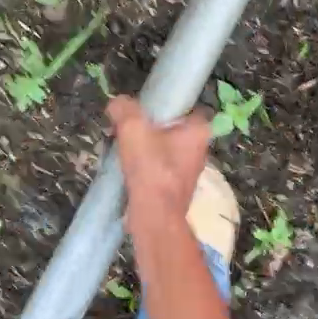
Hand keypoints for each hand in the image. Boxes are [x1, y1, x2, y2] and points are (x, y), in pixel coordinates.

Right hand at [108, 96, 210, 220]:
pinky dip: (144, 168)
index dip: (165, 106)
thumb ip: (124, 109)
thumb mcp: (133, 129)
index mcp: (199, 132)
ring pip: (163, 150)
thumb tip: (117, 103)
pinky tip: (125, 170)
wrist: (154, 215)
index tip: (145, 111)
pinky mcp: (176, 189)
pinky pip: (158, 169)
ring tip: (120, 149)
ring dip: (142, 149)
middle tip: (126, 130)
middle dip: (147, 129)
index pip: (186, 109)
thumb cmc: (151, 168)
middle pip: (170, 129)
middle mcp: (200, 151)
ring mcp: (189, 172)